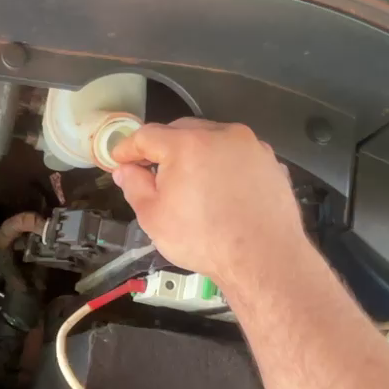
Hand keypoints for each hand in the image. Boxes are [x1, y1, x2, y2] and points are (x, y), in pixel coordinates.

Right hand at [108, 118, 305, 291]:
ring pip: (211, 140)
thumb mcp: (153, 216)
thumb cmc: (203, 239)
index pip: (147, 135)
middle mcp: (221, 135)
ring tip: (188, 184)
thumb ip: (134, 186)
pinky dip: (220, 164)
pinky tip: (217, 191)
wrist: (262, 258)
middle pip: (180, 131)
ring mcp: (250, 146)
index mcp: (187, 145)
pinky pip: (235, 154)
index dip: (128, 147)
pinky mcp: (269, 161)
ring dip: (193, 154)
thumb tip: (125, 170)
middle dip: (162, 149)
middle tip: (151, 173)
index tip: (119, 159)